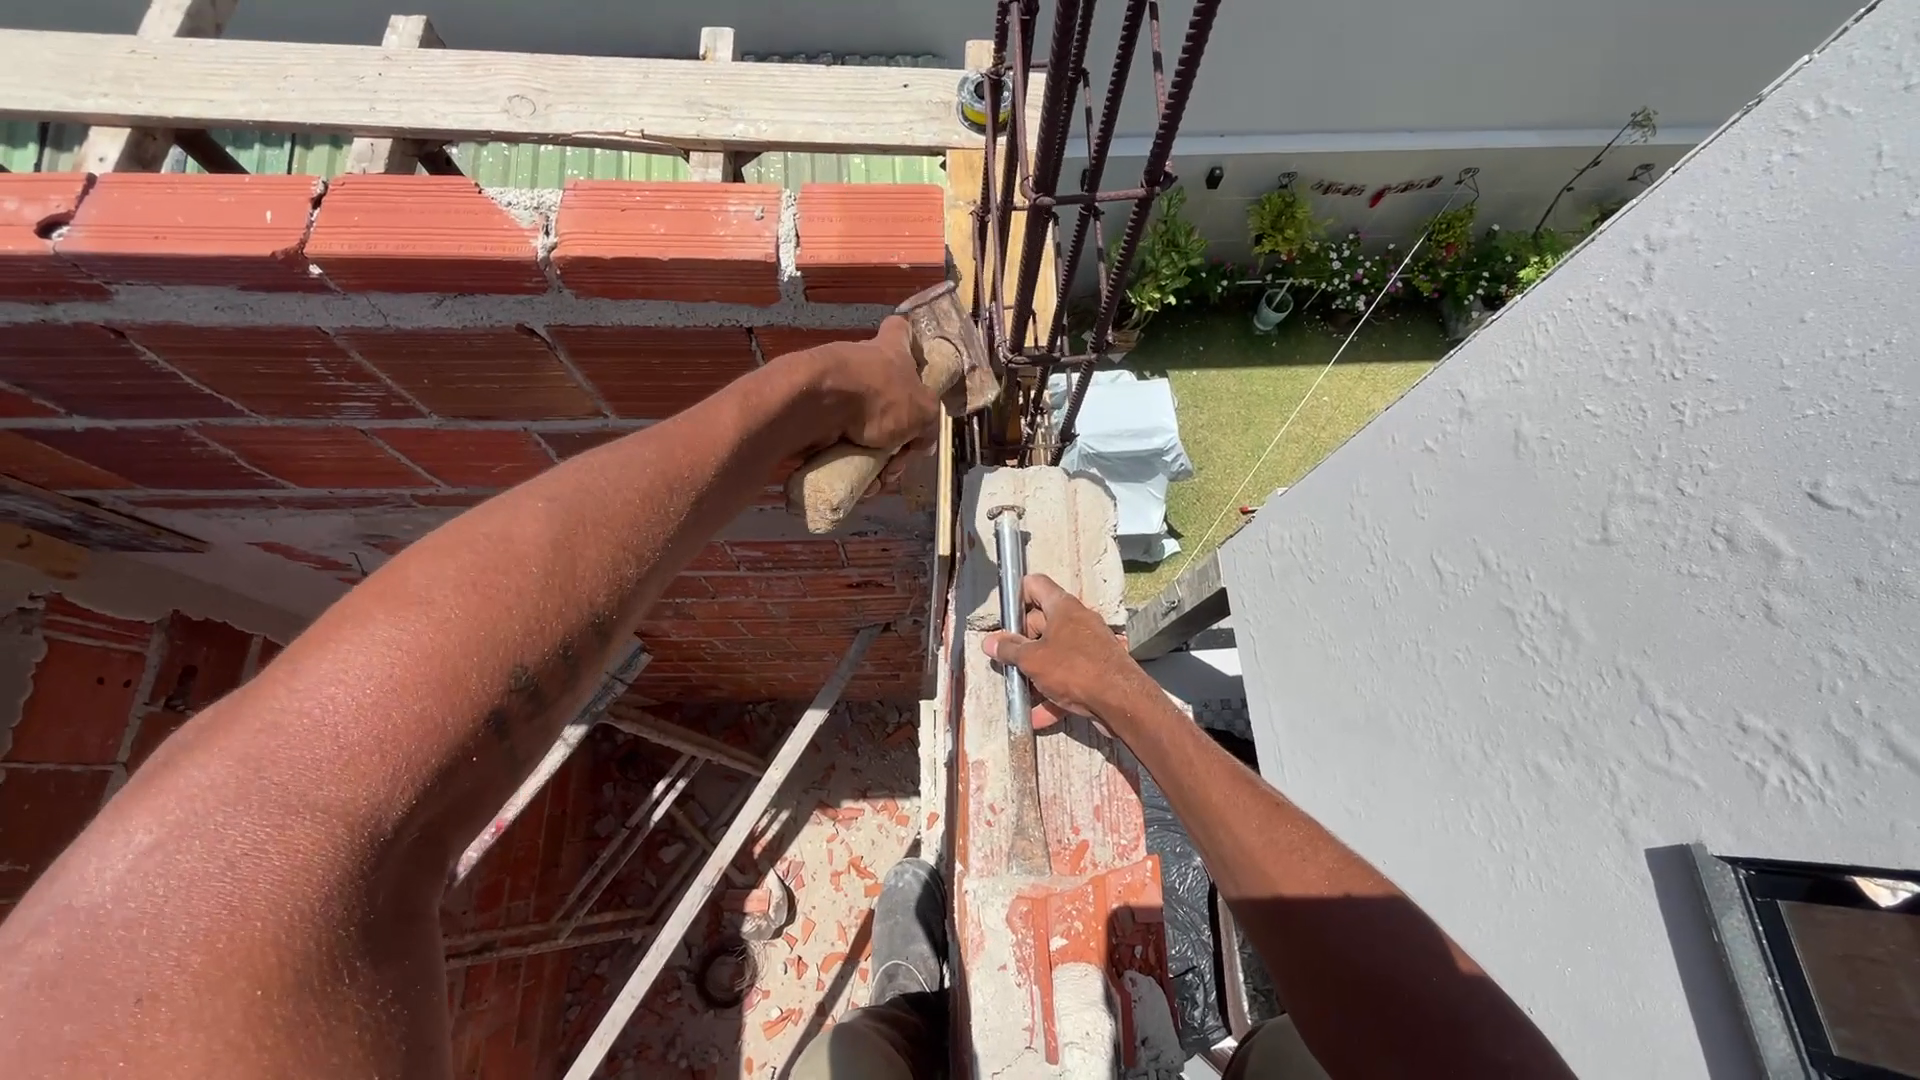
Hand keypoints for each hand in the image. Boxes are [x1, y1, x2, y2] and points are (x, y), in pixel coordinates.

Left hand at [793, 316, 941, 495]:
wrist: (819, 403)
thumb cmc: (878, 395)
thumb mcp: (923, 412)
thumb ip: (928, 424)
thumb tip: (922, 441)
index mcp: (890, 350)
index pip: (900, 330)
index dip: (909, 341)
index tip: (914, 362)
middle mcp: (861, 363)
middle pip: (885, 396)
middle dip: (896, 434)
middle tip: (899, 460)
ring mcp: (835, 388)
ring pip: (864, 426)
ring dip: (875, 457)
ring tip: (878, 479)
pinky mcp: (815, 413)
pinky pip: (841, 443)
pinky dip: (851, 464)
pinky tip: (860, 483)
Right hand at [981, 574, 1146, 729]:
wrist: (1122, 702)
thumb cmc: (1074, 669)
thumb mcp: (1033, 659)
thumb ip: (1009, 650)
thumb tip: (989, 642)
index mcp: (1063, 608)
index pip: (1035, 585)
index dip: (1017, 596)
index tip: (1003, 618)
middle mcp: (1077, 622)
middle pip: (1041, 624)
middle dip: (1021, 643)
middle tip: (1006, 661)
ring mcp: (1088, 648)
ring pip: (1053, 655)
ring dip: (1035, 673)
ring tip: (1018, 692)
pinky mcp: (1095, 672)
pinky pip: (1067, 678)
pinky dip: (1052, 694)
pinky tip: (1036, 717)